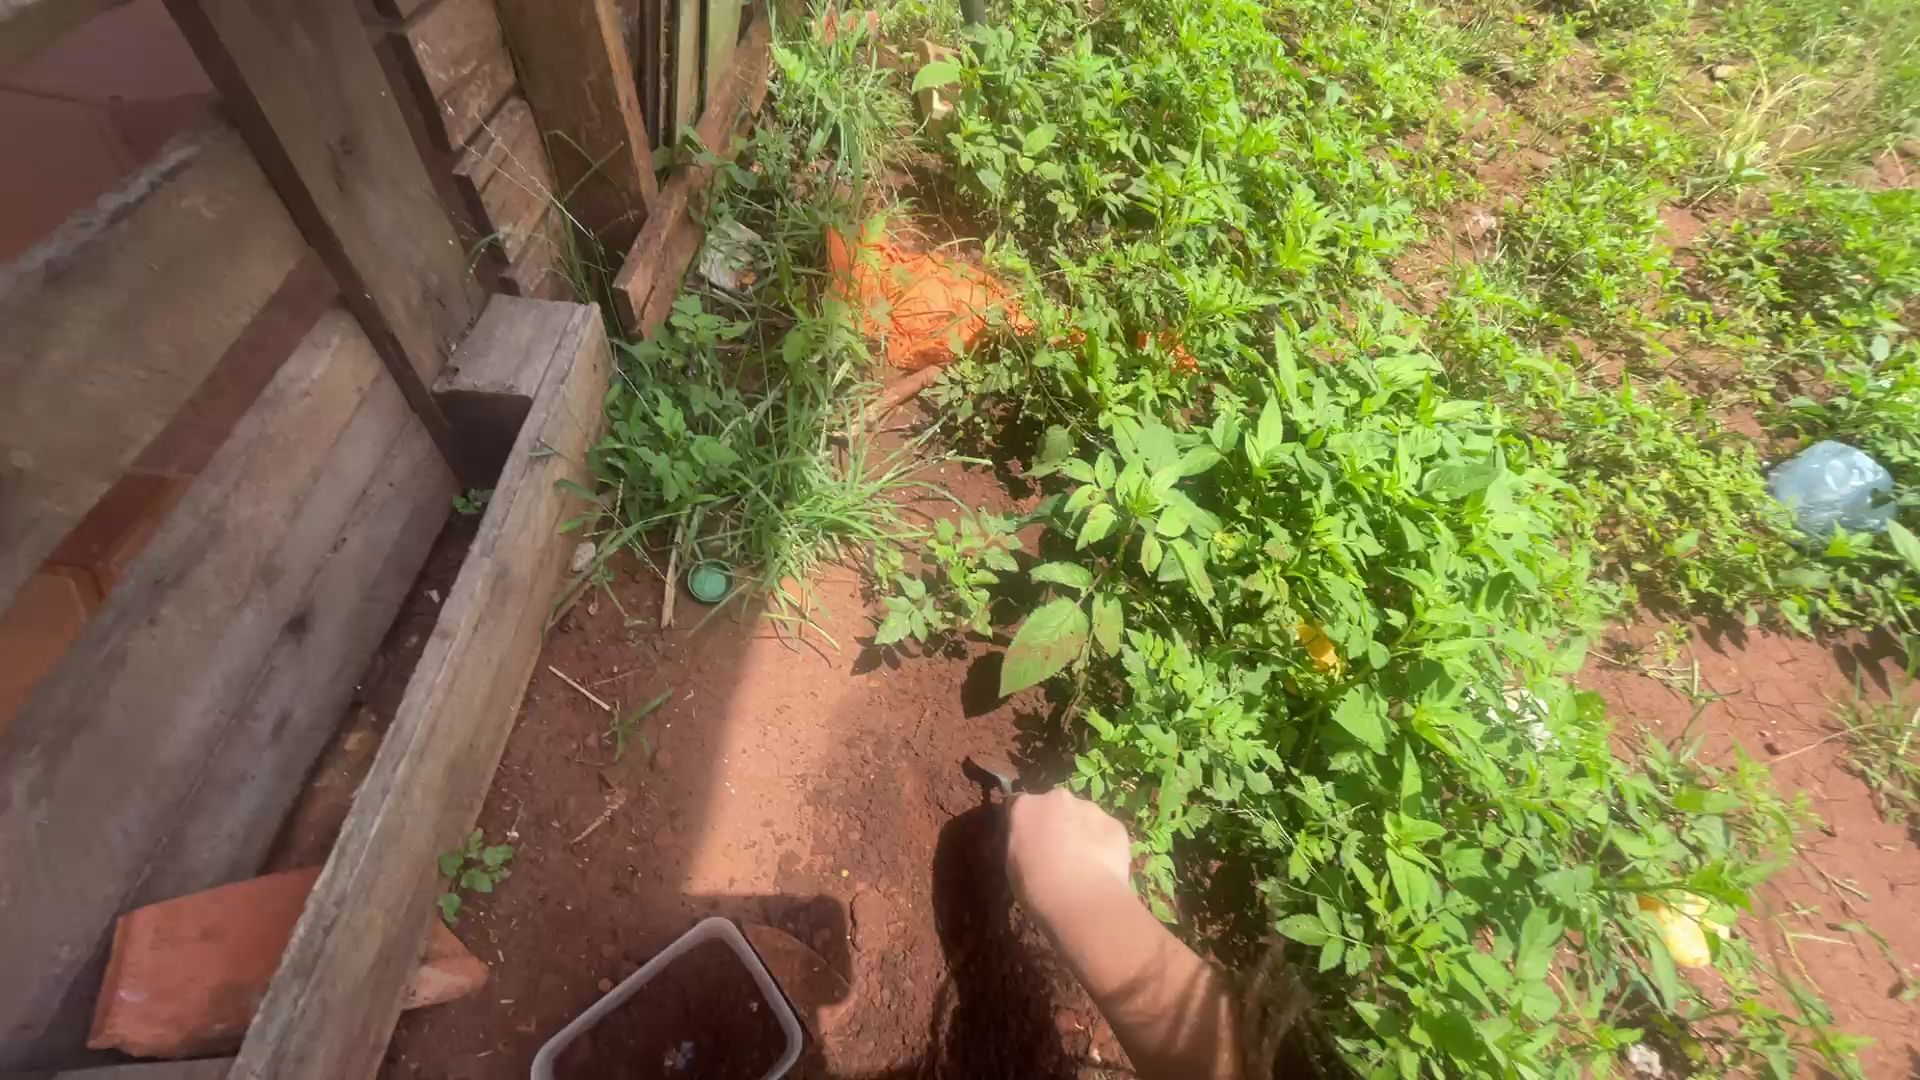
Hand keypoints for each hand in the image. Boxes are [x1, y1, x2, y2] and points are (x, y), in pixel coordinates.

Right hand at [1004, 787, 1132, 924]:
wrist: (1085, 902)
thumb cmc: (1038, 890)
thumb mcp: (1013, 868)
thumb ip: (1019, 845)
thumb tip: (1029, 844)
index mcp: (1025, 807)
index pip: (1018, 805)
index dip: (1024, 824)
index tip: (1028, 842)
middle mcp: (1057, 798)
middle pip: (1054, 806)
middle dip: (1055, 823)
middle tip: (1057, 854)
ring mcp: (1089, 808)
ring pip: (1083, 817)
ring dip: (1081, 833)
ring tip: (1084, 866)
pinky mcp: (1115, 823)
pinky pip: (1105, 832)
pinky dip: (1104, 846)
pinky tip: (1103, 870)